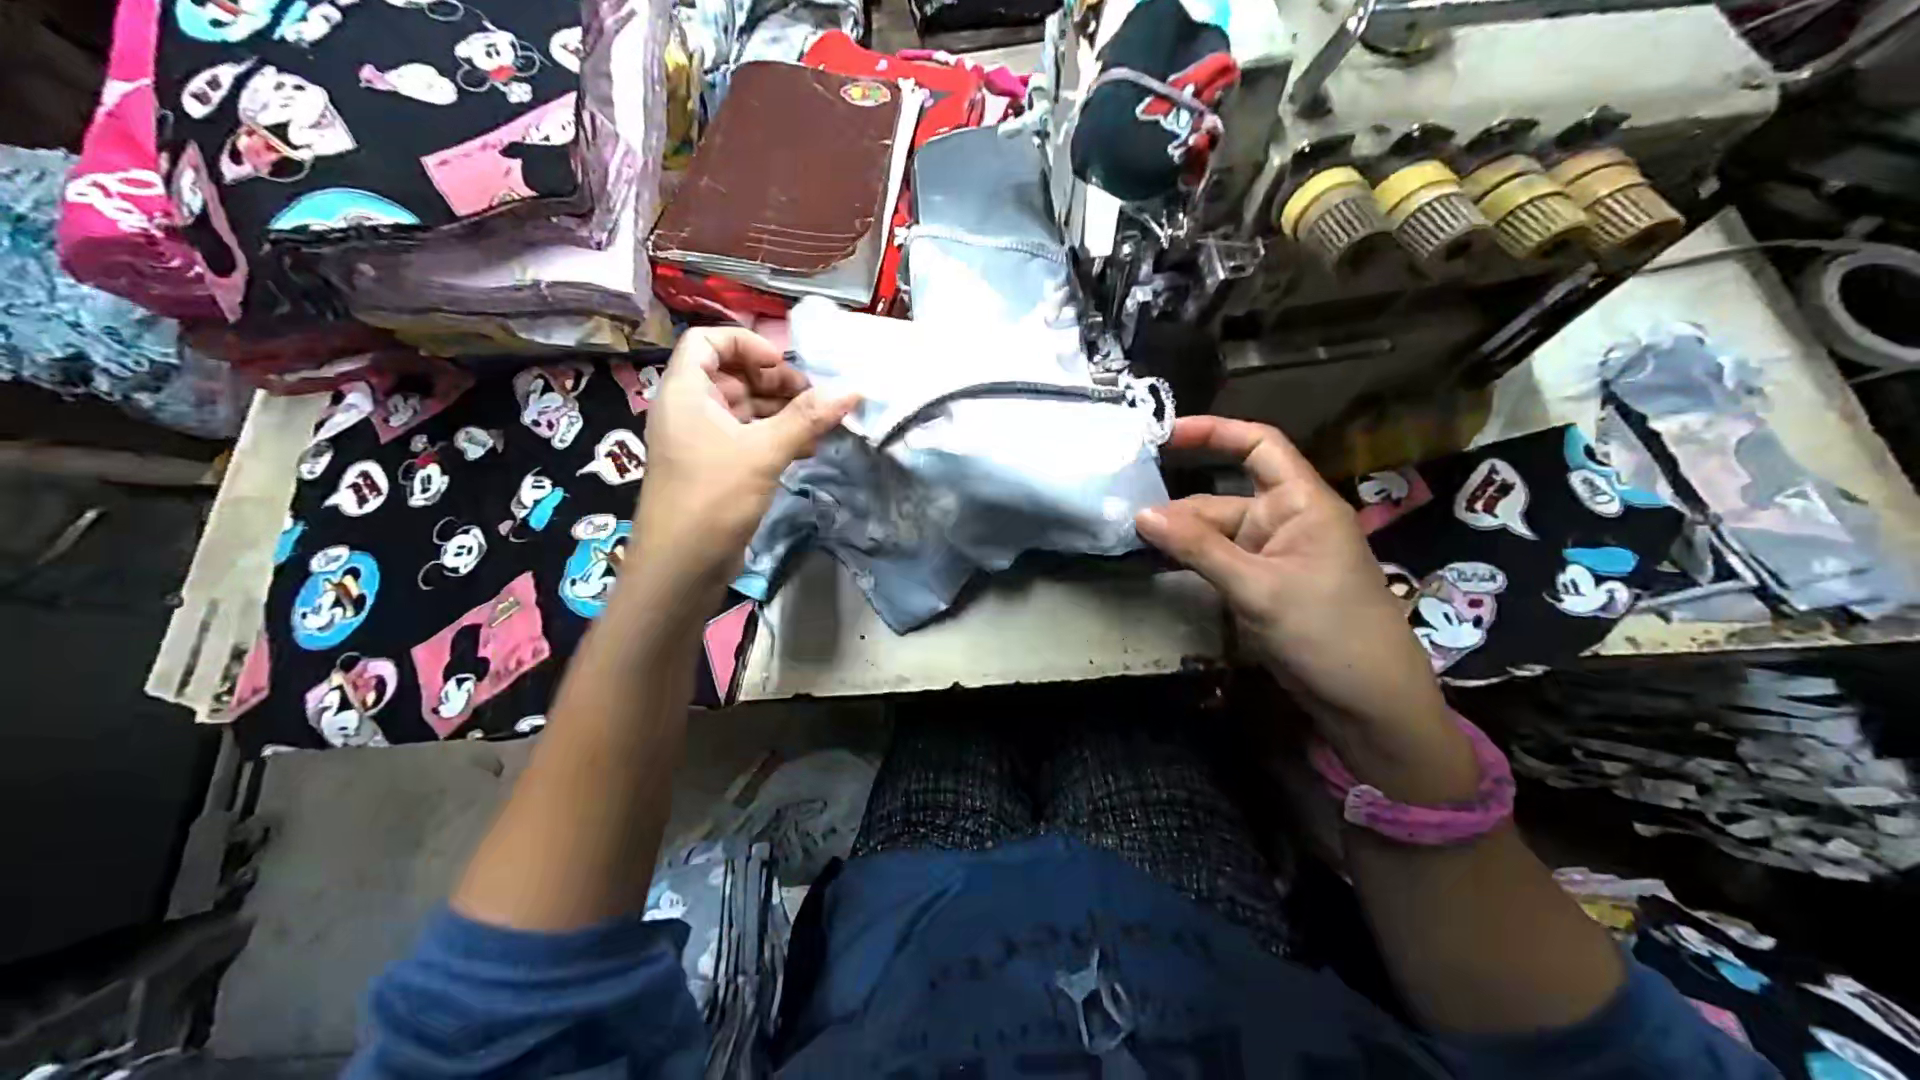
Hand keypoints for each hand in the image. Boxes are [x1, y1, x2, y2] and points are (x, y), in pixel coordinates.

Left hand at [636, 328, 856, 589]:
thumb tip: (853, 389)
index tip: (784, 366)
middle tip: (813, 400)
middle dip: (775, 381)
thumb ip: (807, 418)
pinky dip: (775, 437)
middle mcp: (689, 409)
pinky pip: (746, 437)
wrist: (680, 566)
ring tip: (818, 428)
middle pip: (732, 374)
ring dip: (781, 412)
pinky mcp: (714, 468)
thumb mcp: (764, 452)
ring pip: (744, 409)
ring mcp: (701, 440)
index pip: (707, 341)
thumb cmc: (713, 498)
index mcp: (685, 391)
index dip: (746, 344)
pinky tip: (806, 450)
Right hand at [1135, 417, 1472, 798]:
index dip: (1213, 432)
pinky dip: (1191, 561)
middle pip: (1221, 498)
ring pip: (1215, 534)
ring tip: (1131, 543)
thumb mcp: (1257, 588)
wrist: (1371, 702)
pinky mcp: (1265, 585)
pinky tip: (1158, 565)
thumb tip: (1141, 515)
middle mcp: (1286, 520)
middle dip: (1177, 509)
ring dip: (1179, 539)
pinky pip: (1220, 561)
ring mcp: (1274, 555)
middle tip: (1124, 521)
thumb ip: (1198, 549)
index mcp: (1300, 503)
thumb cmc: (1327, 633)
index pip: (1258, 445)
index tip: (1162, 435)